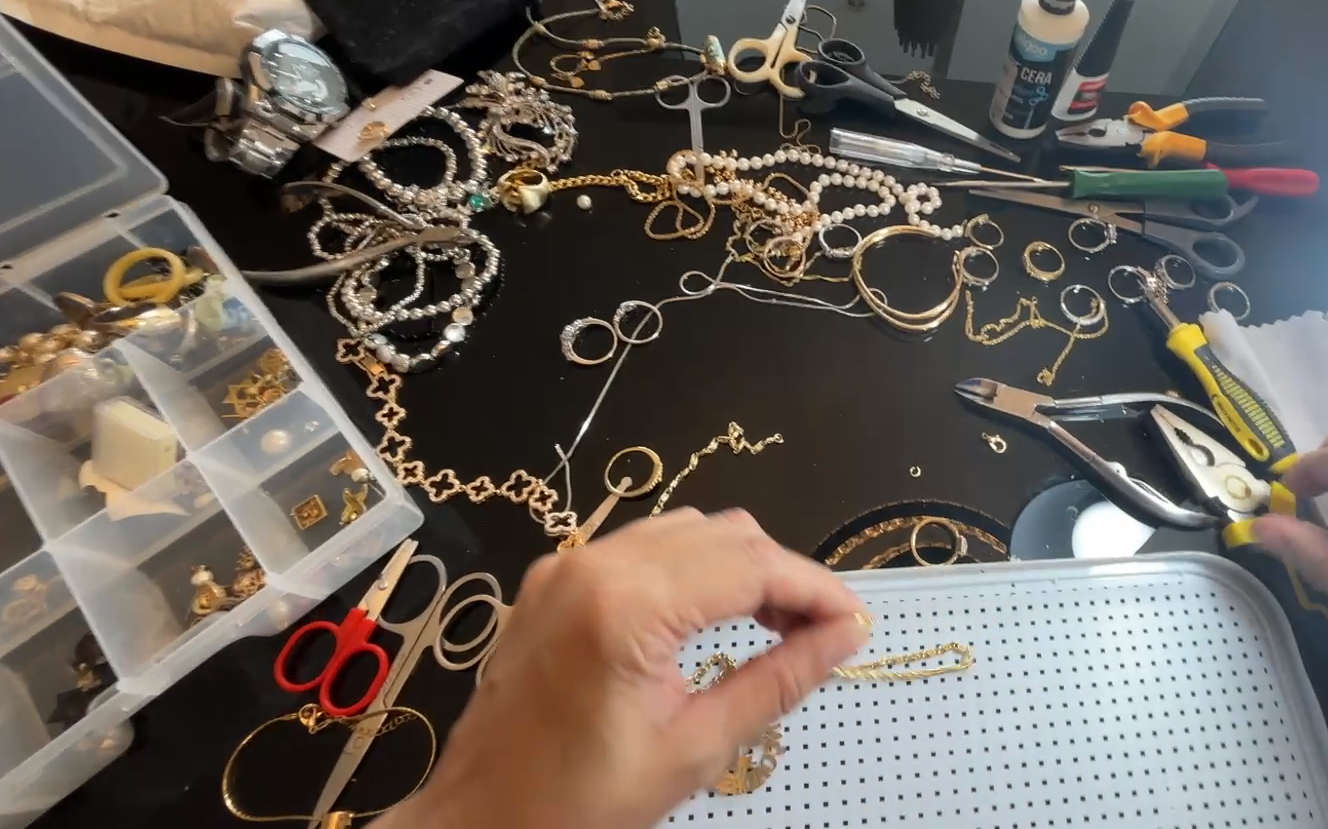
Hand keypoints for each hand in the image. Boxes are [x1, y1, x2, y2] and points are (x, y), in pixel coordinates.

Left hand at [385, 509, 869, 828]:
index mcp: (629, 607)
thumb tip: (848, 634)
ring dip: (743, 564)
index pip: (751, 565)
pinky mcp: (560, 567)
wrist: (472, 826)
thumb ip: (781, 680)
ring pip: (694, 528)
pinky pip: (651, 541)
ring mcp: (574, 558)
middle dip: (783, 576)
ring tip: (772, 622)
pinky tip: (710, 608)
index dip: (814, 587)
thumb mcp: (694, 749)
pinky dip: (697, 563)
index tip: (854, 620)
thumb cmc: (581, 807)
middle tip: (817, 631)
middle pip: (728, 535)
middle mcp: (600, 560)